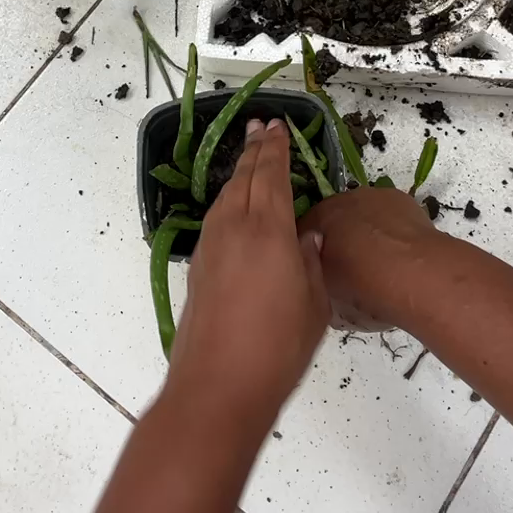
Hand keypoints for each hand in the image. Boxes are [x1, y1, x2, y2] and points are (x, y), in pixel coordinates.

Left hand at [165, 119, 328, 421]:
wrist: (217, 386)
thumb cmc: (277, 346)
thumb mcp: (313, 303)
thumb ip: (310, 262)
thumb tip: (308, 237)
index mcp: (267, 228)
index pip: (270, 173)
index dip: (275, 148)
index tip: (277, 126)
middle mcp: (234, 227)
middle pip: (244, 177)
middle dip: (254, 150)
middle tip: (261, 127)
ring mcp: (211, 246)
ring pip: (226, 195)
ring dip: (239, 173)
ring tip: (250, 159)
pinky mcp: (198, 267)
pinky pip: (216, 218)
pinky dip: (229, 200)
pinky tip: (236, 207)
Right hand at [299, 184, 449, 332]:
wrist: (416, 275)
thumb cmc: (365, 286)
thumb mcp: (327, 292)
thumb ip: (315, 275)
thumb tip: (316, 273)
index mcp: (317, 220)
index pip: (303, 232)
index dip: (309, 254)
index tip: (317, 272)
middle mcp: (341, 200)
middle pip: (333, 219)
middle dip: (337, 239)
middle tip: (347, 269)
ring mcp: (372, 196)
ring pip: (361, 214)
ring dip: (364, 232)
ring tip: (376, 262)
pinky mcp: (400, 199)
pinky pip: (386, 213)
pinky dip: (387, 228)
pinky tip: (397, 250)